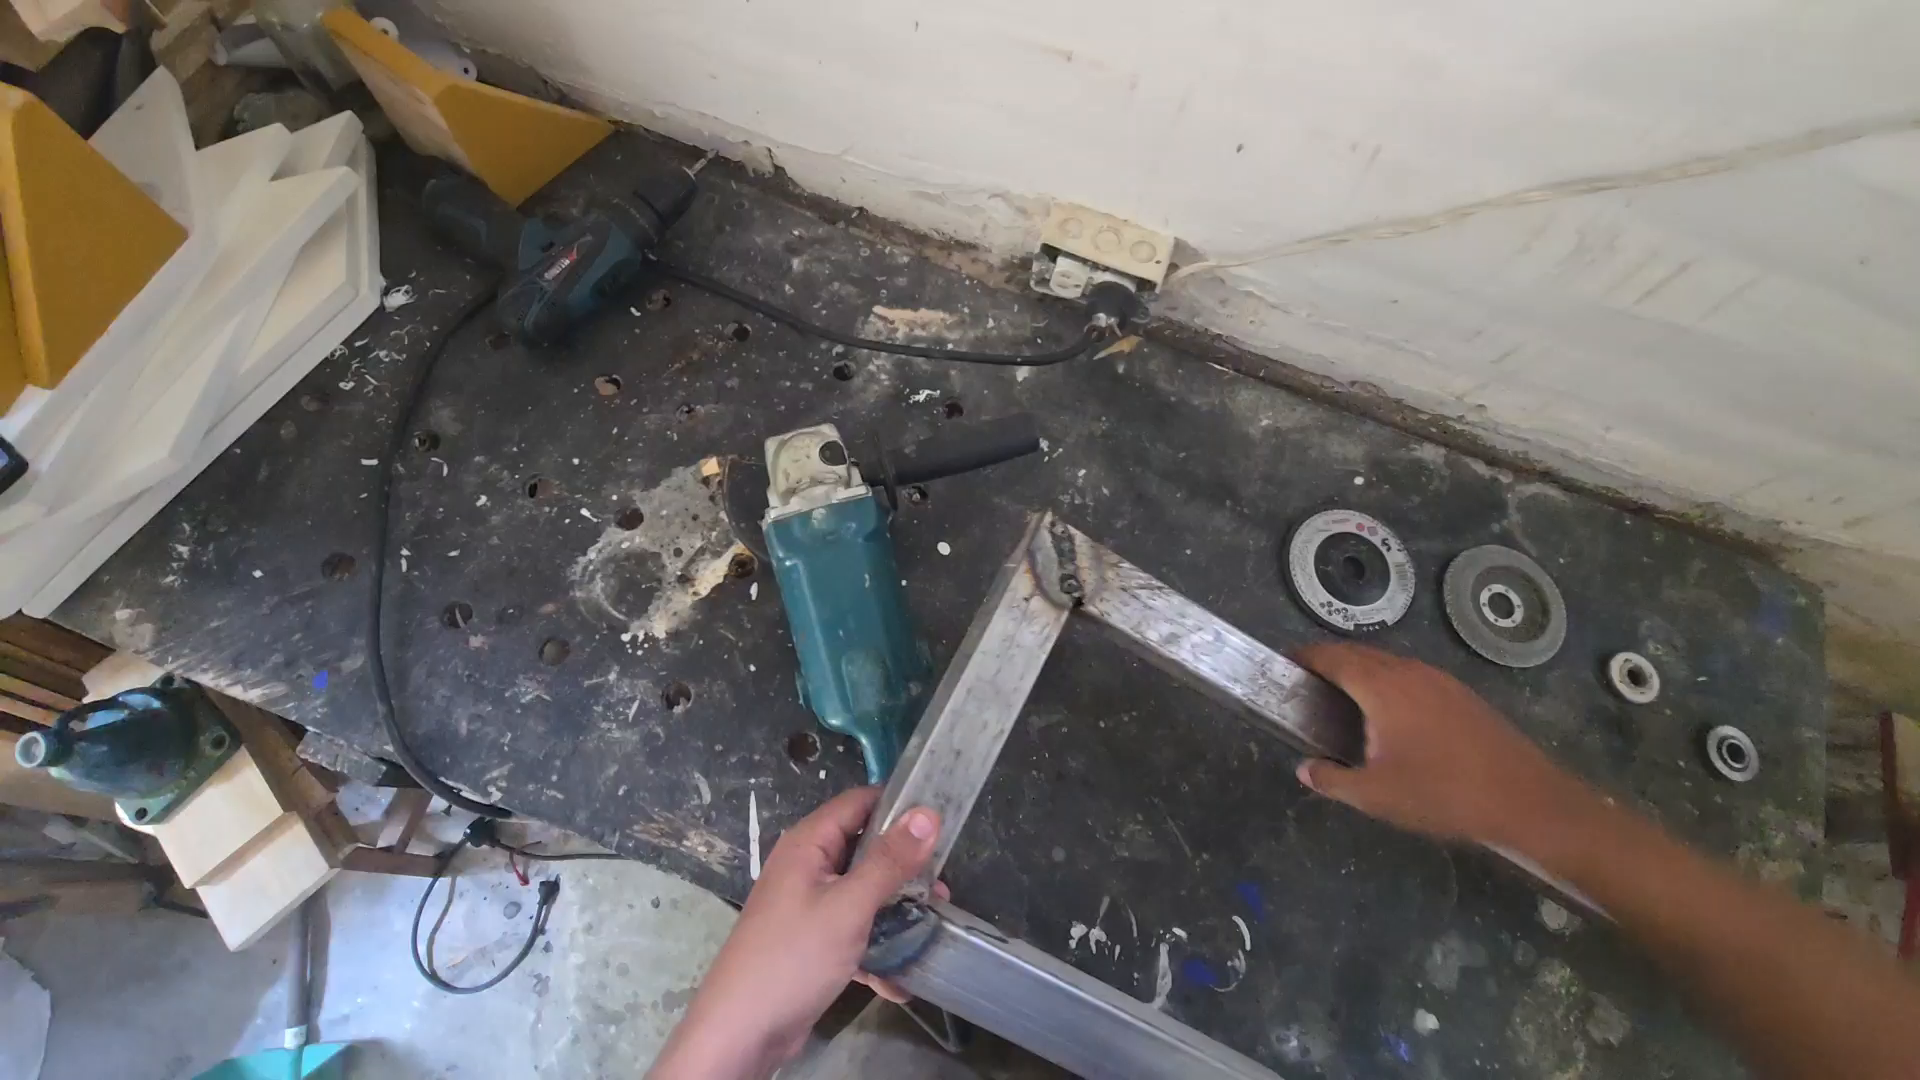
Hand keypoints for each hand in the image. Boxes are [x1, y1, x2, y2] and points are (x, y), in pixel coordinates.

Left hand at [648, 787, 940, 1079]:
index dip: (899, 806)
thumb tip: (928, 814)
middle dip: (904, 867)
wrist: (739, 1035)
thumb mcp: (849, 906)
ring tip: (932, 927)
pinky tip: (901, 978)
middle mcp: (808, 866)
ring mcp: (808, 904)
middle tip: (942, 886)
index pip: (860, 802)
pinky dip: (874, 947)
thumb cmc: (793, 957)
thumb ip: (890, 861)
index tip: (940, 822)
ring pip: (862, 891)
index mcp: (810, 843)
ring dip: (894, 910)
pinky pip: (851, 929)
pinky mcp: (811, 940)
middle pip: (864, 849)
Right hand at [1291, 643, 1580, 847]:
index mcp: (1382, 687)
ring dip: (1360, 672)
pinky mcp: (1462, 696)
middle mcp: (1409, 673)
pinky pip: (1411, 677)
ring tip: (1342, 698)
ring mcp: (1440, 681)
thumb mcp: (1376, 795)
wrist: (1531, 802)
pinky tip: (1389, 715)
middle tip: (1306, 682)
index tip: (1284, 662)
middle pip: (1358, 654)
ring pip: (1387, 664)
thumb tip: (1305, 769)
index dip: (1305, 656)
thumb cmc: (1444, 794)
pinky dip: (1387, 683)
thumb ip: (1332, 779)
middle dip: (1329, 662)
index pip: (1332, 657)